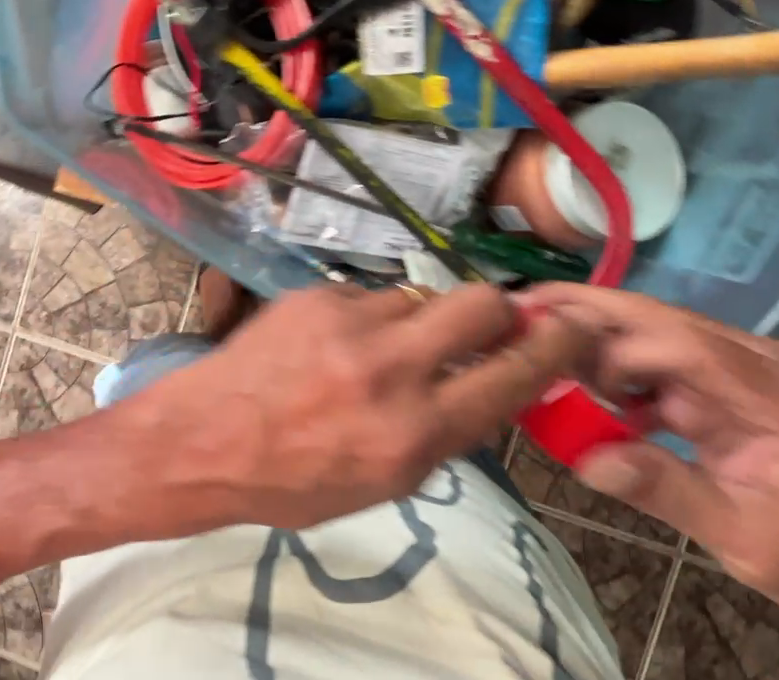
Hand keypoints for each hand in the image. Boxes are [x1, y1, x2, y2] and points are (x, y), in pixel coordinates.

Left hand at [120, 282, 590, 530]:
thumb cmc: (293, 480)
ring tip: (381, 347)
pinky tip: (335, 342)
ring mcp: (350, 322)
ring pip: (420, 296)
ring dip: (418, 318)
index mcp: (415, 433)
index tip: (572, 330)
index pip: (512, 378)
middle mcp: (391, 369)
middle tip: (488, 323)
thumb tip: (486, 388)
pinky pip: (367, 295)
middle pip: (480, 303)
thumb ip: (442, 433)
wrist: (205, 438)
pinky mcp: (315, 294)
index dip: (554, 350)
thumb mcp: (384, 483)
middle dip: (498, 310)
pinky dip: (366, 316)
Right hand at [518, 283, 778, 620]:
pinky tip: (587, 383)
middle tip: (527, 306)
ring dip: (602, 338)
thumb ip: (669, 492)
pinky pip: (669, 360)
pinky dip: (623, 368)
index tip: (564, 368)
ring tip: (542, 344)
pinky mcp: (735, 384)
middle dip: (595, 312)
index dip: (622, 348)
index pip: (693, 346)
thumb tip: (585, 458)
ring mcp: (754, 370)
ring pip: (662, 333)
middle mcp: (771, 365)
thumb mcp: (746, 541)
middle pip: (671, 321)